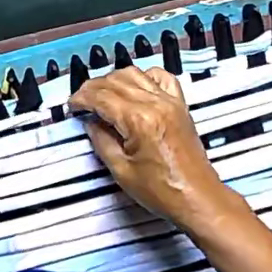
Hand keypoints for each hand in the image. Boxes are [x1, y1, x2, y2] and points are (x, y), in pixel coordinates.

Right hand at [68, 65, 242, 233]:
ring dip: (114, 79)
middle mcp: (156, 105)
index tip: (73, 104)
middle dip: (93, 88)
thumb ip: (101, 141)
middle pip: (115, 81)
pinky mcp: (179, 105)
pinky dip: (144, 76)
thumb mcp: (122, 171)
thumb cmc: (165, 191)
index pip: (102, 96)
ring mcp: (170, 102)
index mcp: (139, 121)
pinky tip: (134, 87)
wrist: (198, 198)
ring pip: (135, 73)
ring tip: (102, 93)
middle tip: (82, 100)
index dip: (82, 98)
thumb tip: (91, 123)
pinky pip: (161, 77)